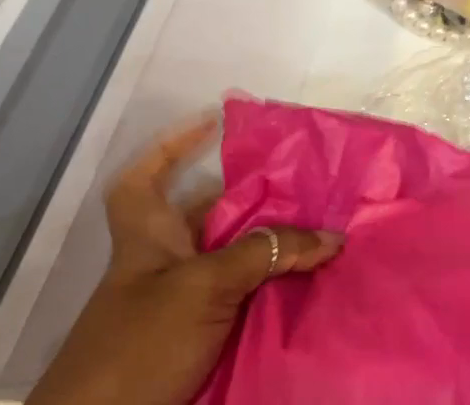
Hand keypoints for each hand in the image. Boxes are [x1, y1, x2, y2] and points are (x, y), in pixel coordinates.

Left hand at [26, 117, 341, 404]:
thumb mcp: (203, 287)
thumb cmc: (136, 347)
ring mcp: (179, 307)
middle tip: (307, 182)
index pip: (144, 180)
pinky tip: (312, 283)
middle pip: (208, 216)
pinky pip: (247, 300)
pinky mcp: (198, 343)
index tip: (214, 122)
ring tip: (325, 228)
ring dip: (274, 246)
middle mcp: (164, 266)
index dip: (170, 147)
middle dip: (256, 197)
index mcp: (148, 241)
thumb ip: (267, 252)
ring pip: (234, 258)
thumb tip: (333, 236)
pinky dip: (276, 289)